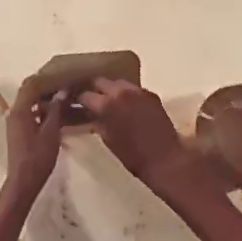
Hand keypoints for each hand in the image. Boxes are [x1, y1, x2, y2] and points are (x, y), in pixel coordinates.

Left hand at [5, 77, 69, 199]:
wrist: (23, 181)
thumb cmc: (38, 157)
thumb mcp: (51, 133)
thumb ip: (56, 110)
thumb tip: (63, 90)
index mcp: (20, 110)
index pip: (30, 84)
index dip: (45, 78)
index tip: (62, 74)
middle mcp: (14, 112)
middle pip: (28, 92)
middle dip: (45, 86)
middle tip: (64, 84)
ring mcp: (15, 122)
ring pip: (29, 102)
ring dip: (44, 98)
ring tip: (63, 97)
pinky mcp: (18, 131)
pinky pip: (29, 112)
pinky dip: (41, 109)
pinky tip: (55, 114)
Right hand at [79, 79, 192, 195]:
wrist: (166, 159)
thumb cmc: (132, 155)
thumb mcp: (107, 139)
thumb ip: (97, 122)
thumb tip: (92, 114)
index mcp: (105, 104)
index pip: (85, 95)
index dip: (78, 99)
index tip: (75, 103)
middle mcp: (120, 92)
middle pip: (100, 81)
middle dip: (93, 88)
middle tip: (90, 98)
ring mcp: (137, 91)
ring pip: (118, 82)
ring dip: (111, 89)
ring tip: (108, 99)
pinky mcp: (151, 95)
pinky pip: (133, 89)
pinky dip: (127, 94)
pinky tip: (126, 104)